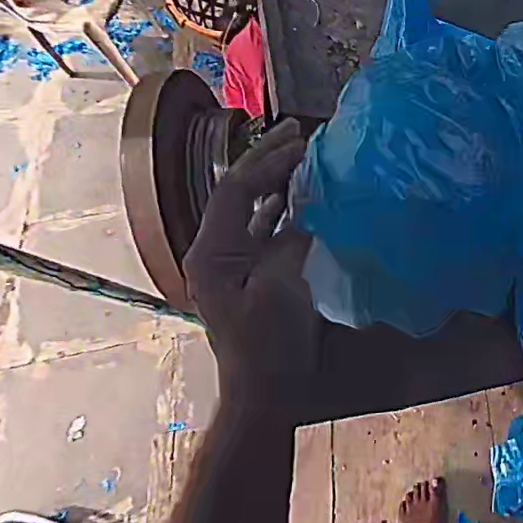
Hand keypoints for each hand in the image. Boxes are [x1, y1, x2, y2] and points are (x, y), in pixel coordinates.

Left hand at [182, 120, 322, 405]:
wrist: (267, 391)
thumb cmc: (269, 345)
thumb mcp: (281, 290)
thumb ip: (292, 242)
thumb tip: (309, 204)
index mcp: (213, 252)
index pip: (235, 189)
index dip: (266, 160)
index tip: (301, 139)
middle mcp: (217, 251)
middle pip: (238, 192)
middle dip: (267, 159)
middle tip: (299, 131)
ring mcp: (234, 263)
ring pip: (253, 207)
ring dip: (277, 179)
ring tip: (305, 154)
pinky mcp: (253, 274)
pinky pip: (266, 228)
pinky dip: (285, 206)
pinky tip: (303, 196)